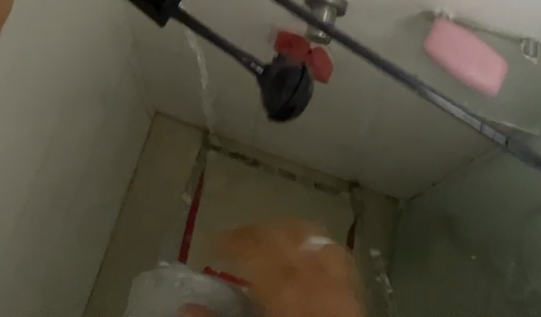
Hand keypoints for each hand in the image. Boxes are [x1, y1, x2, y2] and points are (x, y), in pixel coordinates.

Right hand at [213, 218, 363, 316]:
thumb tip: (185, 309)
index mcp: (284, 289)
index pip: (253, 247)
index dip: (230, 241)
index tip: (212, 245)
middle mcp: (312, 275)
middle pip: (282, 235)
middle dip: (255, 232)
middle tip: (233, 242)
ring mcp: (338, 282)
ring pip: (310, 236)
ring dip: (286, 231)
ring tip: (267, 239)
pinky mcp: (355, 294)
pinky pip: (335, 254)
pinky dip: (316, 245)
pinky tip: (307, 252)